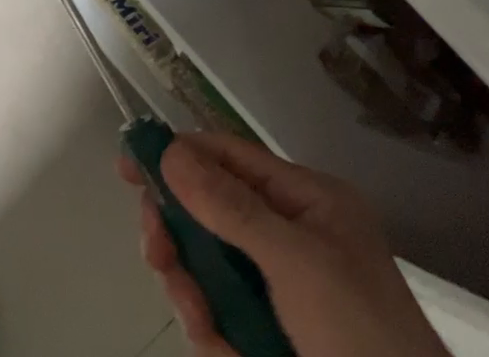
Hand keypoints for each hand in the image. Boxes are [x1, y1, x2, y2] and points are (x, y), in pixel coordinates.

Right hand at [123, 133, 450, 356]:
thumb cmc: (361, 331)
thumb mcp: (299, 263)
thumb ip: (232, 207)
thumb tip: (169, 150)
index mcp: (306, 202)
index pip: (228, 155)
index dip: (176, 154)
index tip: (127, 168)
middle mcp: (287, 234)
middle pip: (203, 211)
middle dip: (177, 236)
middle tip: (158, 255)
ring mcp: (274, 283)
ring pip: (200, 265)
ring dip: (190, 292)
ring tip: (205, 323)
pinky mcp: (263, 327)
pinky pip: (213, 311)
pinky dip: (210, 333)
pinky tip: (227, 350)